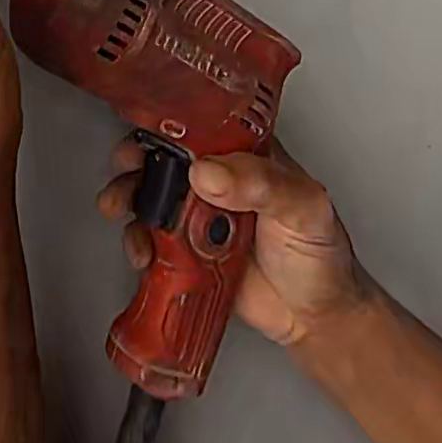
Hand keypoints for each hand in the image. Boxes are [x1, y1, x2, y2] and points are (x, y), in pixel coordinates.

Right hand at [97, 137, 363, 346]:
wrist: (317, 318)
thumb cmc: (321, 252)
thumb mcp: (302, 206)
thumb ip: (262, 184)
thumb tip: (207, 171)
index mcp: (242, 154)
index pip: (198, 125)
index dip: (165, 124)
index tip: (145, 131)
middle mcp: (215, 178)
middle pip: (162, 157)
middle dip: (134, 160)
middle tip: (125, 168)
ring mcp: (196, 215)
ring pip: (149, 195)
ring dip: (127, 198)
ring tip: (120, 210)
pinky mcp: (185, 250)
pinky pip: (150, 239)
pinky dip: (137, 242)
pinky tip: (143, 253)